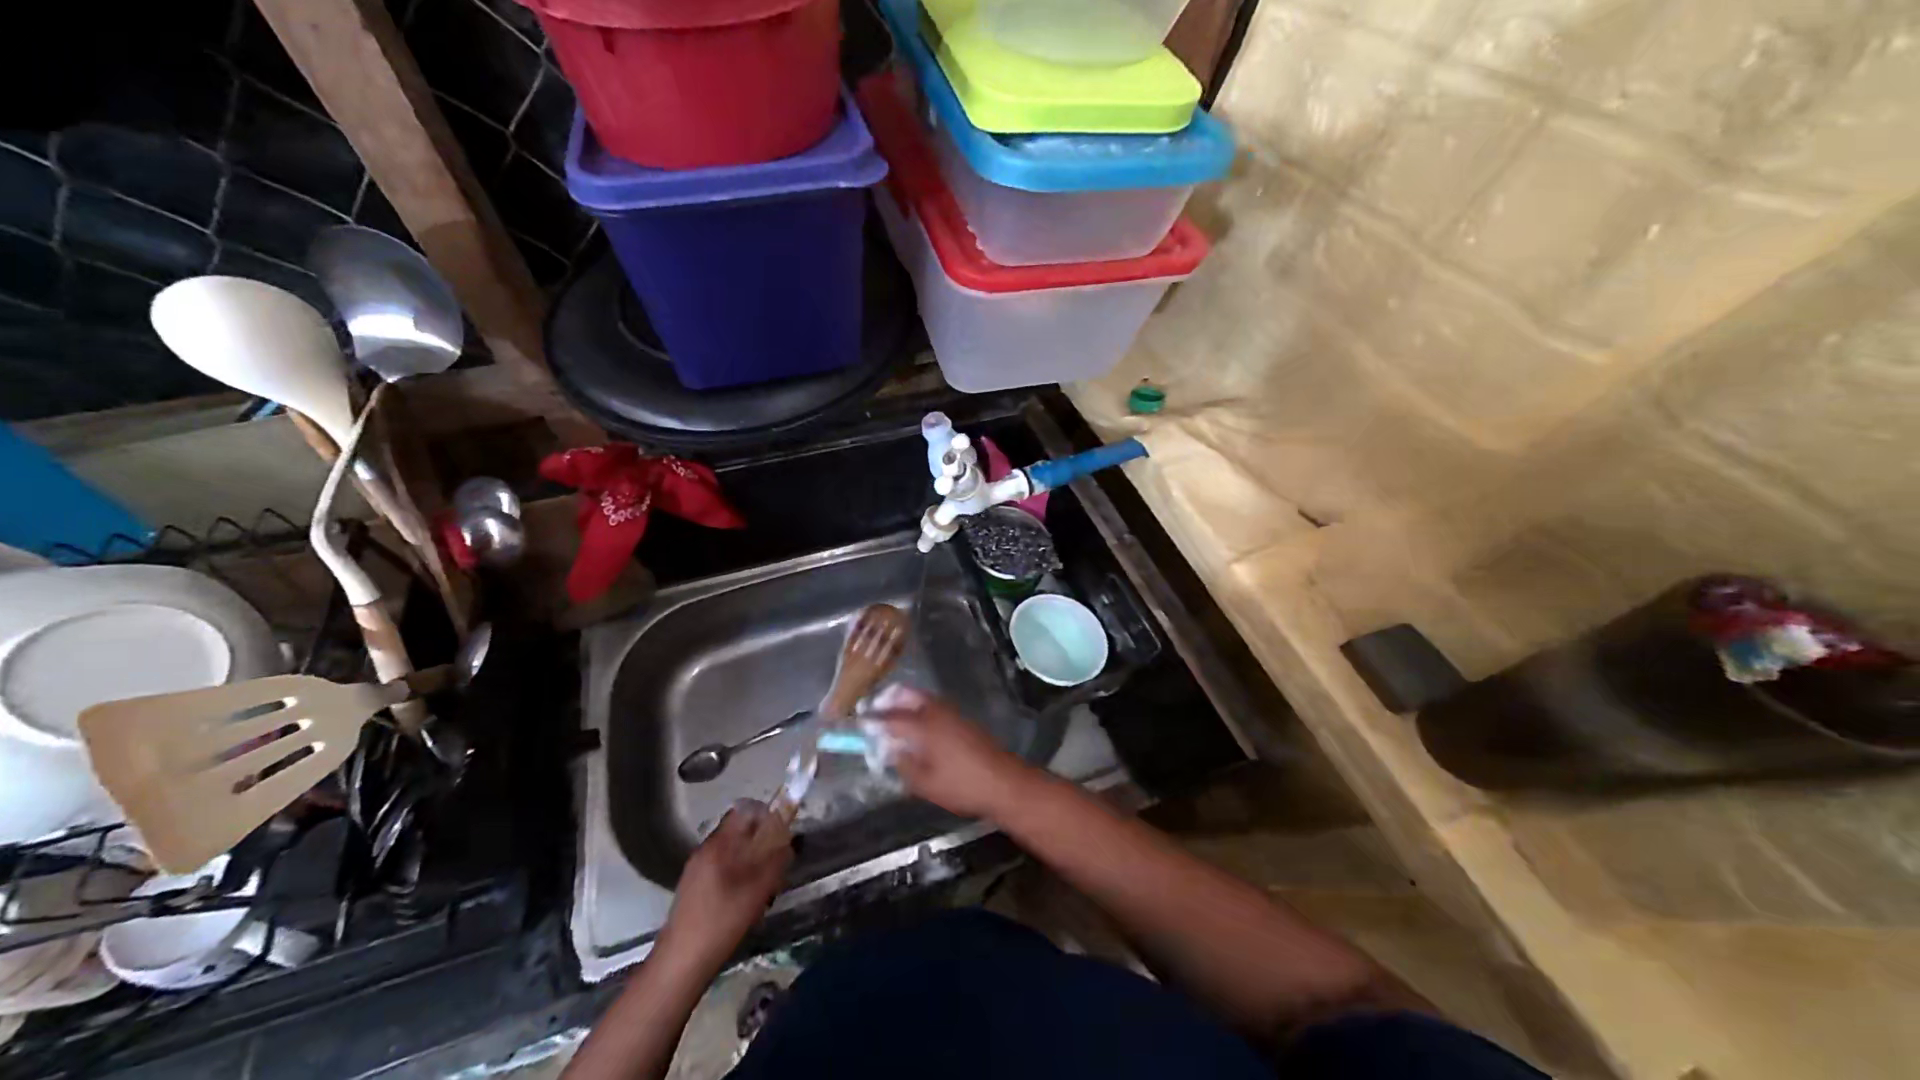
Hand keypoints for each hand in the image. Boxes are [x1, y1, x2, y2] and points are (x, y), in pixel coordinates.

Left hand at [659, 800, 791, 968]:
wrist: (681, 961)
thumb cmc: (722, 921)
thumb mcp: (758, 890)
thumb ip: (776, 861)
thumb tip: (788, 842)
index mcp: (719, 845)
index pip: (744, 811)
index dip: (766, 815)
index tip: (782, 832)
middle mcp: (705, 850)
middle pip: (739, 831)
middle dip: (762, 842)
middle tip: (777, 863)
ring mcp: (696, 869)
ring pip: (732, 851)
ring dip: (751, 860)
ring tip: (764, 887)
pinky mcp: (693, 887)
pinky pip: (721, 867)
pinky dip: (738, 874)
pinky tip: (745, 900)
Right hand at [871, 686, 1034, 818]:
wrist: (1004, 782)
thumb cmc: (962, 786)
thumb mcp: (925, 784)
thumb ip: (903, 765)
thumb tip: (889, 751)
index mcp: (923, 727)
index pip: (891, 719)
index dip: (873, 720)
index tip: (859, 721)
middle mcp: (936, 713)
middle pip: (908, 696)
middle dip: (889, 699)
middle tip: (875, 706)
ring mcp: (952, 714)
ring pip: (922, 698)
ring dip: (905, 700)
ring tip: (893, 712)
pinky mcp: (963, 720)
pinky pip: (934, 705)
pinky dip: (920, 706)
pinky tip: (918, 723)